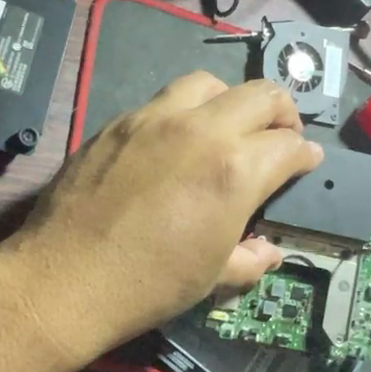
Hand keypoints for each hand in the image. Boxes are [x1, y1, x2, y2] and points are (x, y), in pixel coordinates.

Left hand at [0, 72, 323, 360]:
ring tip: (225, 128)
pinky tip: (172, 143)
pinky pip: (159, 102)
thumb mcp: (212, 279)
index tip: (305, 162)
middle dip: (281, 113)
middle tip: (279, 135)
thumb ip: (250, 257)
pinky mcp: (114, 124)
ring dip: (228, 101)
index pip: (289, 145)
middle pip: (259, 95)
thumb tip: (270, 250)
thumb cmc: (147, 286)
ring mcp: (151, 120)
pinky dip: (180, 114)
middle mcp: (199, 130)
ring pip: (206, 85)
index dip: (304, 155)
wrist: (65, 281)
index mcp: (234, 170)